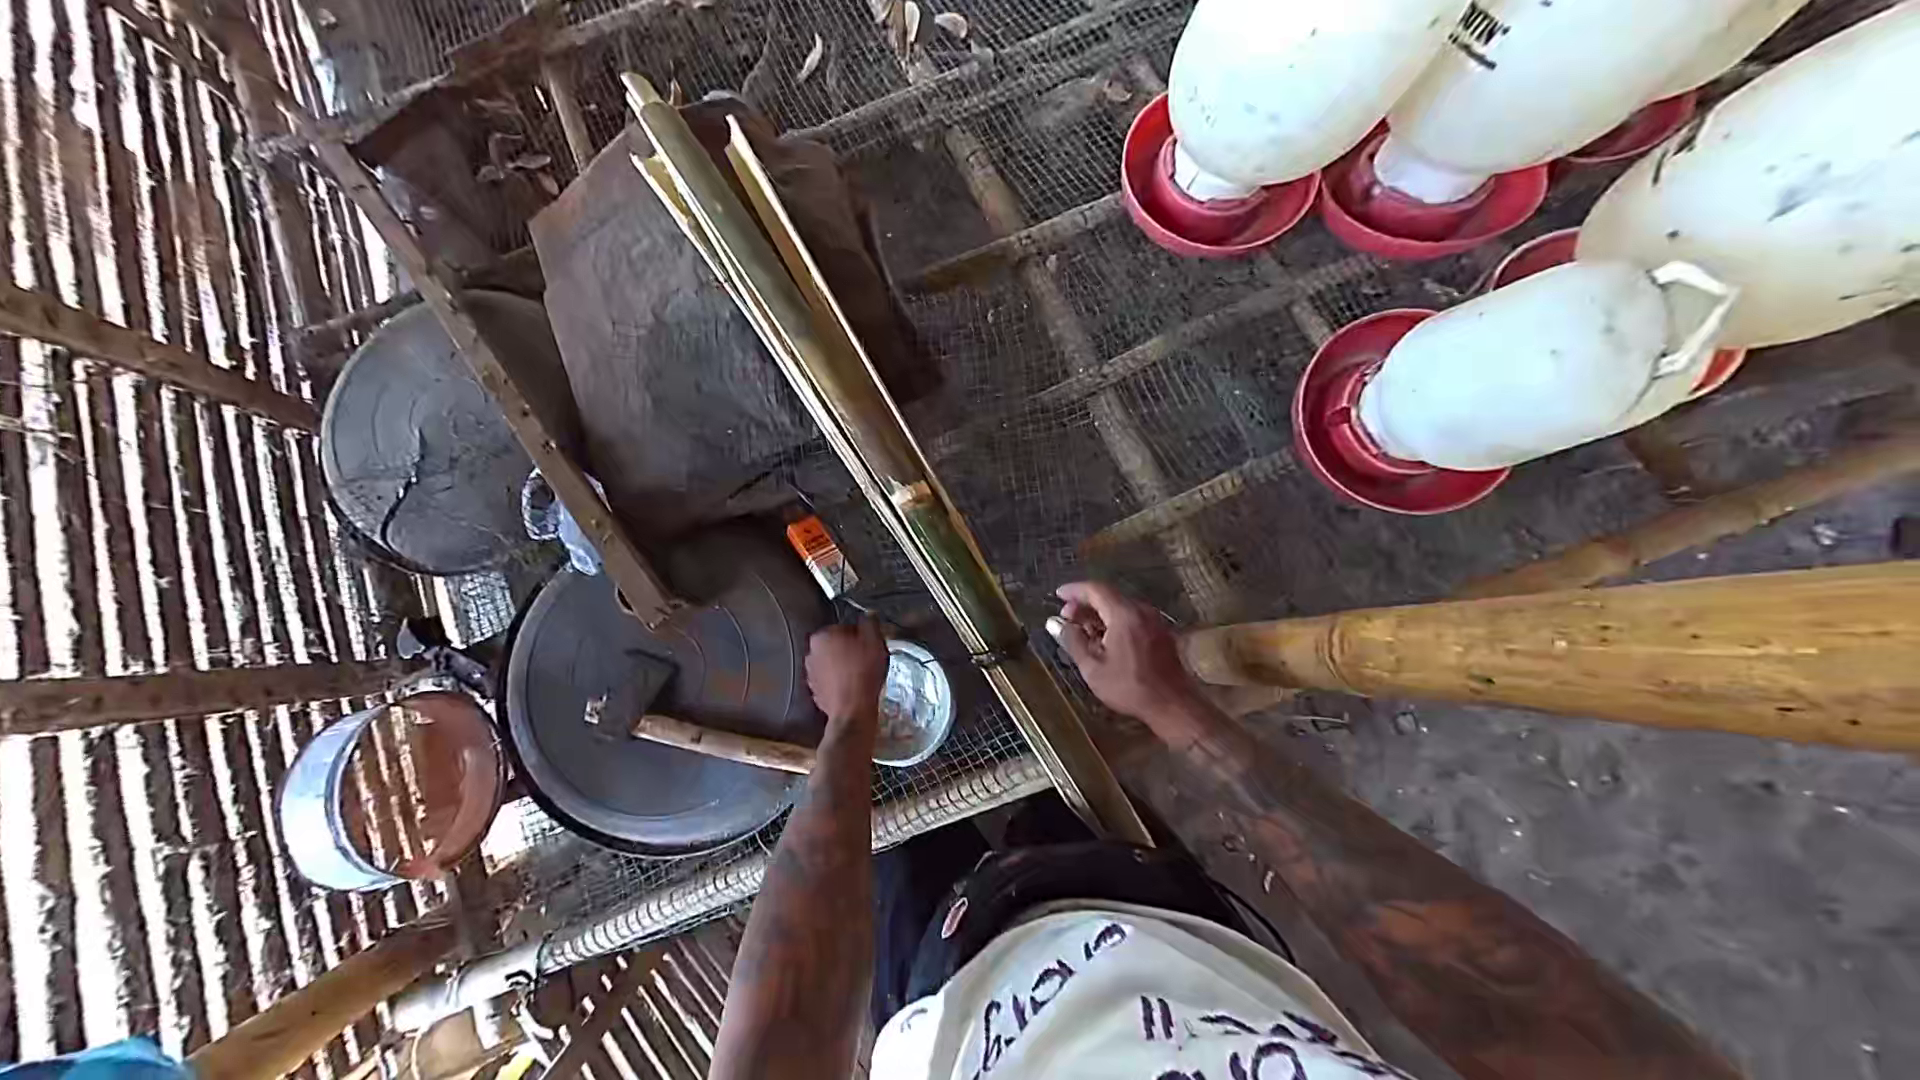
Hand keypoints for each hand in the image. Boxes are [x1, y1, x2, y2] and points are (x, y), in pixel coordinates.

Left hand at [806, 619, 888, 723]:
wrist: (852, 710)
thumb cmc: (863, 673)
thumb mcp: (874, 640)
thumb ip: (870, 622)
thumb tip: (869, 615)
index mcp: (822, 636)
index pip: (843, 627)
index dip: (860, 635)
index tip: (869, 644)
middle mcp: (811, 653)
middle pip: (835, 645)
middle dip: (849, 649)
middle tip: (867, 658)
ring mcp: (811, 674)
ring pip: (832, 663)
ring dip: (843, 665)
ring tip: (861, 674)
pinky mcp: (815, 691)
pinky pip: (830, 680)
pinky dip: (839, 682)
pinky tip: (853, 686)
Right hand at [1050, 581, 1206, 723]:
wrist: (1172, 705)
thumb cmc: (1131, 688)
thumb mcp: (1093, 668)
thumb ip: (1073, 641)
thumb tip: (1056, 624)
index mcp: (1125, 615)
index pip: (1095, 589)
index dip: (1074, 590)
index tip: (1058, 595)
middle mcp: (1141, 611)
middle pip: (1108, 596)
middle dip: (1085, 604)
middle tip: (1067, 618)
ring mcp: (1154, 621)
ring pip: (1120, 606)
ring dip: (1099, 614)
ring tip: (1082, 631)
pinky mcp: (1160, 632)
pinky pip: (1132, 617)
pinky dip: (1113, 621)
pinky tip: (1104, 639)